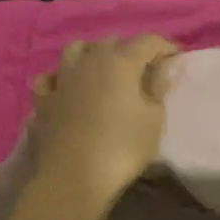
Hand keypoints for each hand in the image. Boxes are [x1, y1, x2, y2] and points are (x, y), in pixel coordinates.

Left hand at [29, 35, 178, 211]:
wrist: (73, 178)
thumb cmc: (122, 147)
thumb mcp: (154, 119)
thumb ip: (157, 88)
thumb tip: (160, 68)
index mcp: (121, 61)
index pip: (148, 41)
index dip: (165, 46)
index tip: (176, 58)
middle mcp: (90, 60)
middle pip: (113, 41)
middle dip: (131, 49)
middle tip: (144, 68)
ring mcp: (62, 78)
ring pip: (78, 50)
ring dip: (94, 54)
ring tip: (104, 71)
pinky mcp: (43, 100)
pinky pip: (51, 77)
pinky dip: (61, 78)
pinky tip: (68, 89)